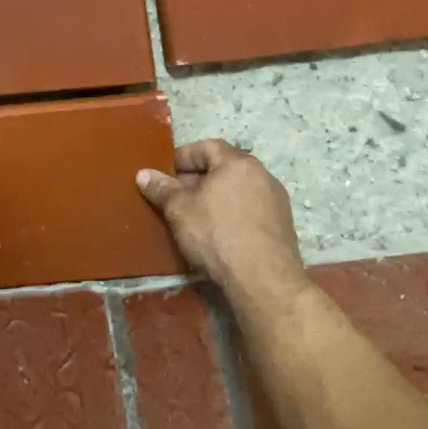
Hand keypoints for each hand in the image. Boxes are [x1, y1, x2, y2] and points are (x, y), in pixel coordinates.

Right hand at [137, 140, 308, 311]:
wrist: (264, 282)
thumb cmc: (217, 234)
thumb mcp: (179, 209)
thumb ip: (161, 188)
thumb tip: (143, 174)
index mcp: (238, 163)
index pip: (207, 146)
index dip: (183, 156)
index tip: (166, 173)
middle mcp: (263, 176)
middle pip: (224, 168)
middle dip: (198, 179)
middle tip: (176, 195)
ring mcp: (277, 202)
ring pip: (238, 190)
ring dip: (215, 198)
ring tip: (195, 215)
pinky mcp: (283, 227)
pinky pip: (250, 210)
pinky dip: (232, 214)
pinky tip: (218, 233)